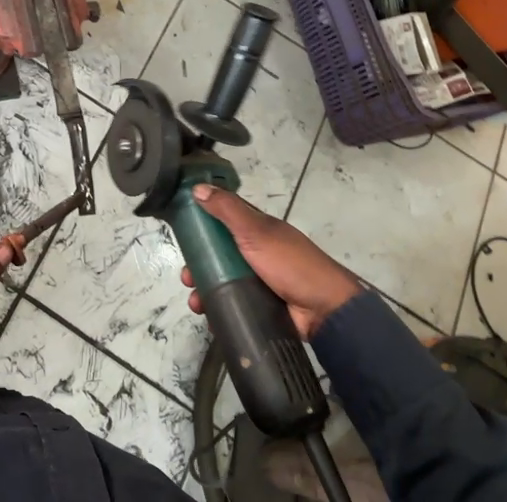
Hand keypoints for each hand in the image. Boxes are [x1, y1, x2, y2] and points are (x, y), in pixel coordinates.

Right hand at [180, 184, 361, 338]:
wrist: (325, 310)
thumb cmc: (290, 263)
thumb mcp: (256, 231)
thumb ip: (228, 210)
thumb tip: (197, 188)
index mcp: (257, 230)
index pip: (223, 222)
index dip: (201, 227)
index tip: (182, 236)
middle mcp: (256, 253)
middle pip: (219, 256)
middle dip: (198, 267)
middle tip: (187, 279)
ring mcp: (260, 281)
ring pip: (223, 283)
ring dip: (205, 292)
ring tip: (196, 304)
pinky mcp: (262, 306)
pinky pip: (234, 305)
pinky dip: (219, 310)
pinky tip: (209, 318)